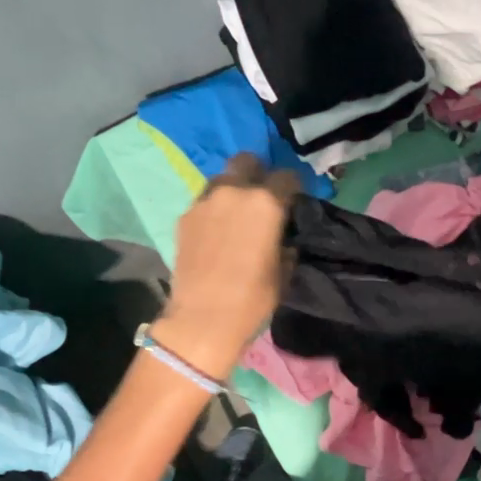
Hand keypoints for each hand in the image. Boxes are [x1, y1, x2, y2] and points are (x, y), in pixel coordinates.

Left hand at [151, 154, 298, 378]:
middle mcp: (234, 192)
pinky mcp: (185, 216)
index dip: (294, 187)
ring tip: (237, 213)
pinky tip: (218, 230)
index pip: (287, 177)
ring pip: (223, 178)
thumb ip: (285, 243)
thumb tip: (283, 236)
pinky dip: (215, 208)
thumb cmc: (252, 299)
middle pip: (247, 161)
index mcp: (266, 203)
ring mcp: (205, 201)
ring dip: (234, 189)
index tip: (294, 201)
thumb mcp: (283, 271)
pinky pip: (205, 201)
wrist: (203, 319)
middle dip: (258, 173)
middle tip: (263, 197)